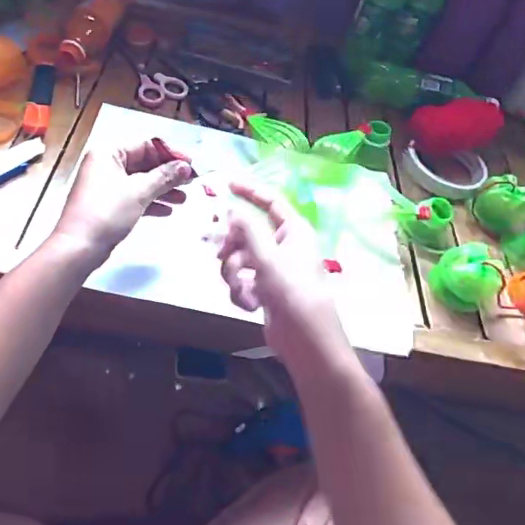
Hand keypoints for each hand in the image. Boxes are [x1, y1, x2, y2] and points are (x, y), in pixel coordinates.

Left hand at [50, 138, 193, 261]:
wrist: (78, 247)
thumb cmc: (106, 213)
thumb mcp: (139, 192)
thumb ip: (164, 177)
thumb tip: (186, 167)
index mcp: (109, 152)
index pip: (146, 145)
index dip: (171, 154)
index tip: (192, 165)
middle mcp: (105, 164)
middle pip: (144, 163)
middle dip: (168, 173)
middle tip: (192, 182)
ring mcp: (105, 185)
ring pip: (139, 181)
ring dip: (162, 189)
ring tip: (183, 199)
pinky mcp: (107, 204)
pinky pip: (133, 196)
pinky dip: (149, 201)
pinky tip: (167, 210)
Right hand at [218, 179, 346, 360]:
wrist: (305, 339)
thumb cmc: (292, 292)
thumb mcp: (267, 257)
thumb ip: (246, 230)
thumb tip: (232, 209)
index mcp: (293, 231)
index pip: (270, 201)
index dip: (249, 190)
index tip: (226, 184)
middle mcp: (283, 246)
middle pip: (245, 234)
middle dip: (231, 249)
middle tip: (220, 254)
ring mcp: (272, 269)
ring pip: (238, 259)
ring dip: (234, 275)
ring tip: (242, 289)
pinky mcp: (263, 290)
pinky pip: (240, 281)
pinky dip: (241, 292)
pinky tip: (250, 304)